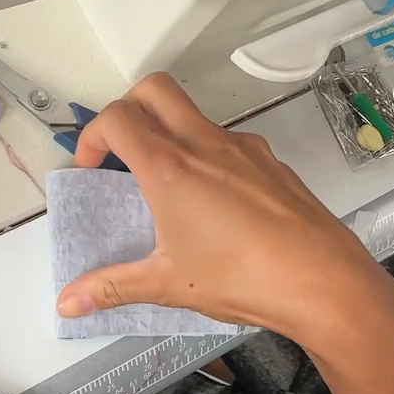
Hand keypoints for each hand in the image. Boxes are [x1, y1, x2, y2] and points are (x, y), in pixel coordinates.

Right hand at [56, 74, 393, 393]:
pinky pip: (225, 139)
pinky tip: (210, 199)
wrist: (325, 283)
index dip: (91, 136)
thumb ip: (110, 287)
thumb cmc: (245, 277)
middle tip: (120, 151)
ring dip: (166, 129)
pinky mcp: (270, 162)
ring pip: (192, 111)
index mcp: (170, 169)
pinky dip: (203, 152)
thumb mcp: (166, 284)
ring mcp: (242, 148)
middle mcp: (205, 145)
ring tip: (162, 181)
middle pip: (153, 89)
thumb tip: (68, 303)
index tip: (90, 167)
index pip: (117, 119)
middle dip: (126, 109)